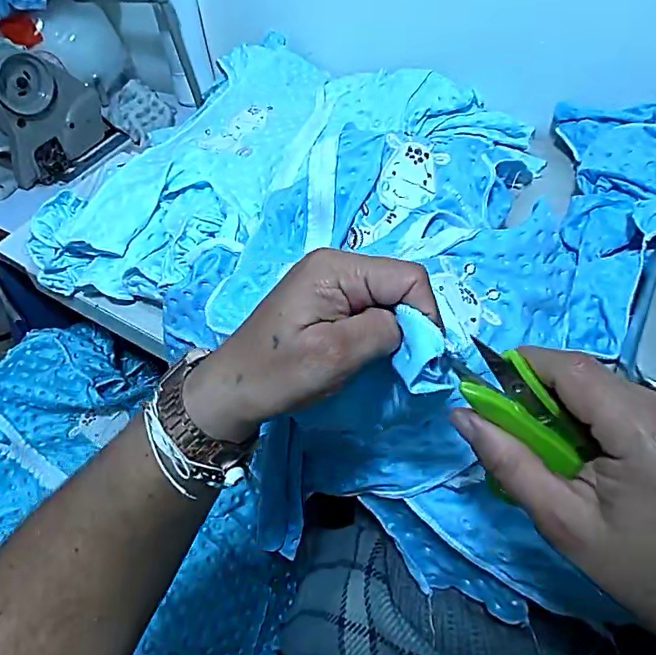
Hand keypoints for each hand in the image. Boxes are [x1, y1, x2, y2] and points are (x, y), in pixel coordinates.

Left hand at [184, 249, 438, 443]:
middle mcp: (337, 264)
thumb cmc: (277, 373)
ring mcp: (332, 280)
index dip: (424, 314)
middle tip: (399, 363)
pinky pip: (372, 308)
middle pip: (400, 285)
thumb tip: (416, 327)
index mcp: (337, 267)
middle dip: (410, 323)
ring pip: (390, 298)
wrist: (230, 390)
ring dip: (395, 330)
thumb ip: (383, 331)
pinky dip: (379, 332)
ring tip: (380, 360)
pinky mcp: (329, 299)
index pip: (409, 276)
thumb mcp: (334, 354)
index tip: (418, 355)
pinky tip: (366, 353)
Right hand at [450, 347, 655, 634]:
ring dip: (585, 407)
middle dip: (554, 394)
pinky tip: (615, 457)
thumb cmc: (642, 575)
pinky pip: (644, 401)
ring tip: (579, 455)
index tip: (496, 385)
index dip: (528, 366)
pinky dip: (615, 416)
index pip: (576, 370)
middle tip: (532, 433)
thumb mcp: (564, 524)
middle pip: (596, 378)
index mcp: (650, 438)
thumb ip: (510, 462)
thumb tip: (462, 414)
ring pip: (618, 388)